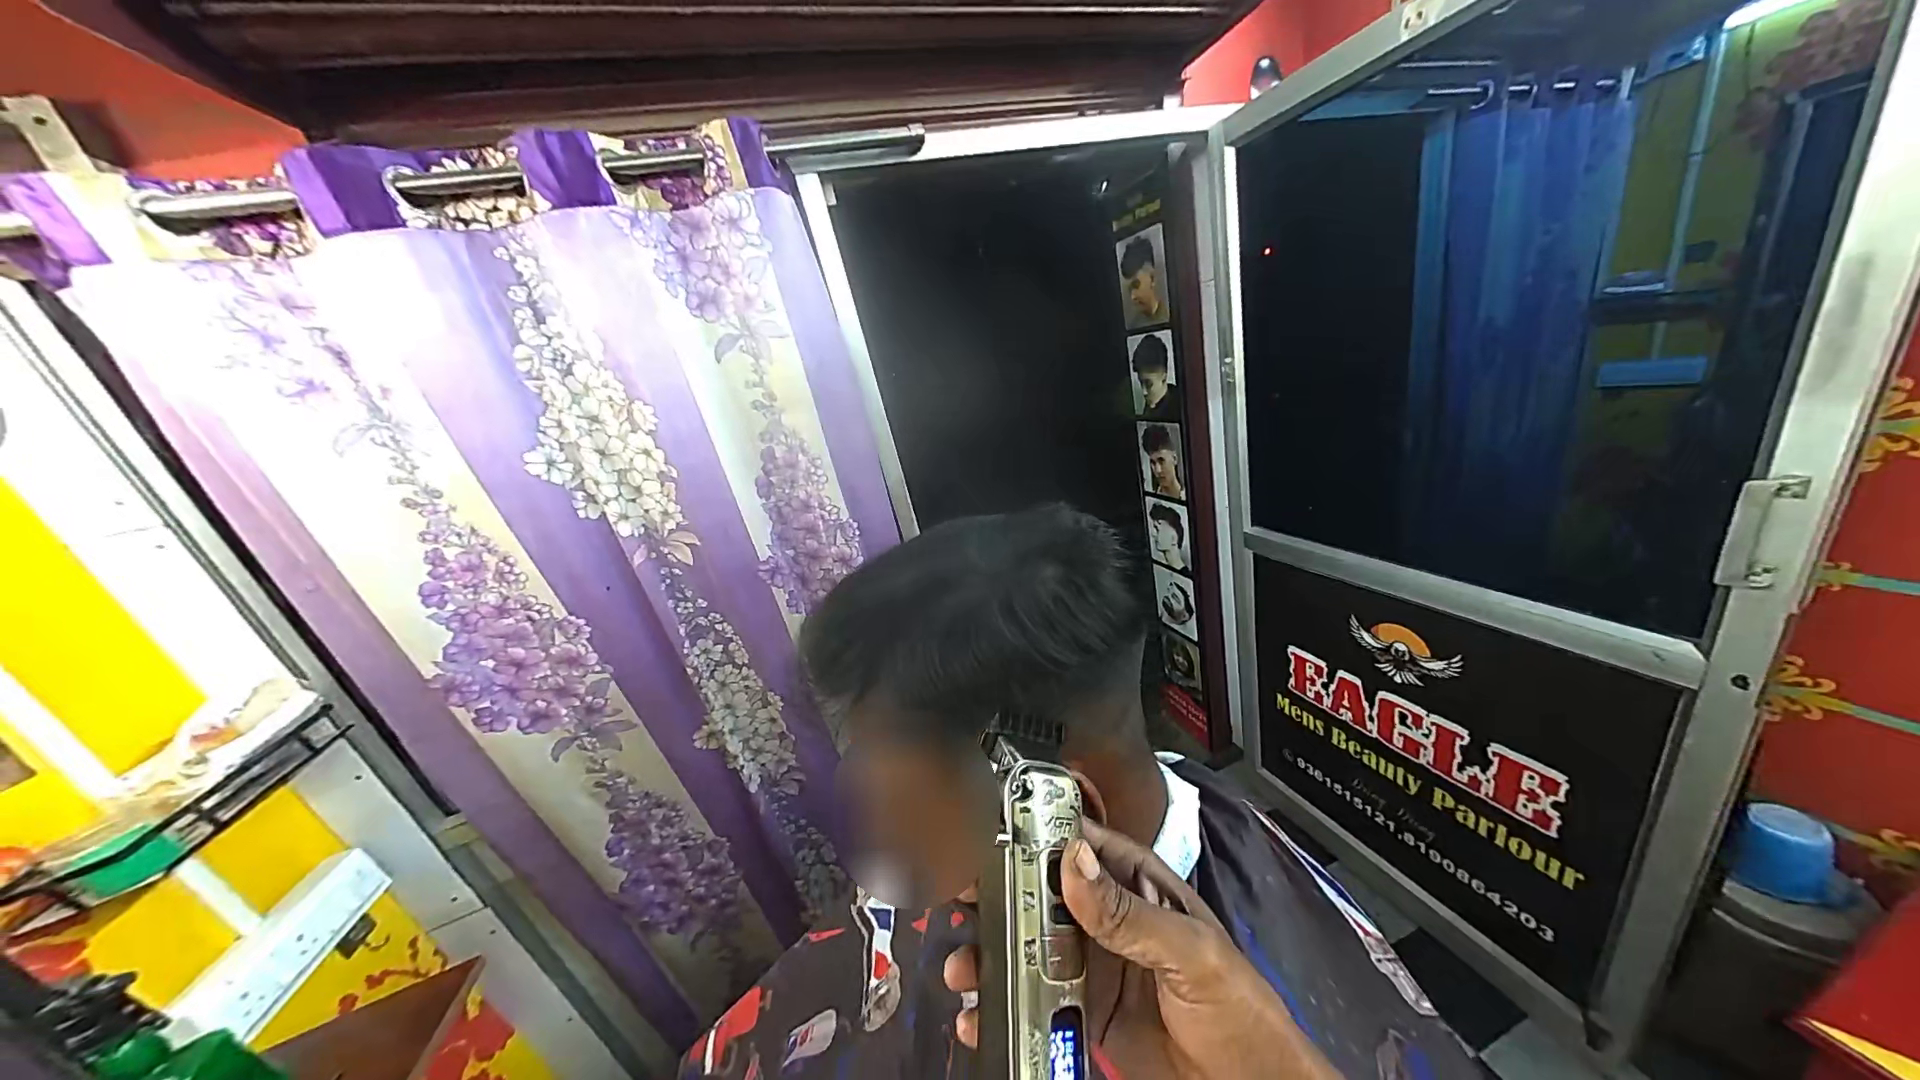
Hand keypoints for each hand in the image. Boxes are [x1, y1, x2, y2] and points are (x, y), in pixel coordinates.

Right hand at [945, 819, 1337, 1079]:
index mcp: (1136, 885)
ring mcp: (1092, 966)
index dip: (1038, 835)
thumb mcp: (1188, 951)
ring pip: (1032, 946)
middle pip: (1045, 894)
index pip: (1081, 846)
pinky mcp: (1083, 1013)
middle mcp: (1107, 918)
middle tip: (961, 897)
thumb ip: (1130, 912)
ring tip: (962, 968)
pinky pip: (1037, 1000)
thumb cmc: (1236, 1006)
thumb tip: (1072, 860)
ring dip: (994, 953)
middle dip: (1001, 894)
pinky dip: (1006, 1004)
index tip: (991, 832)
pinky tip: (981, 1015)